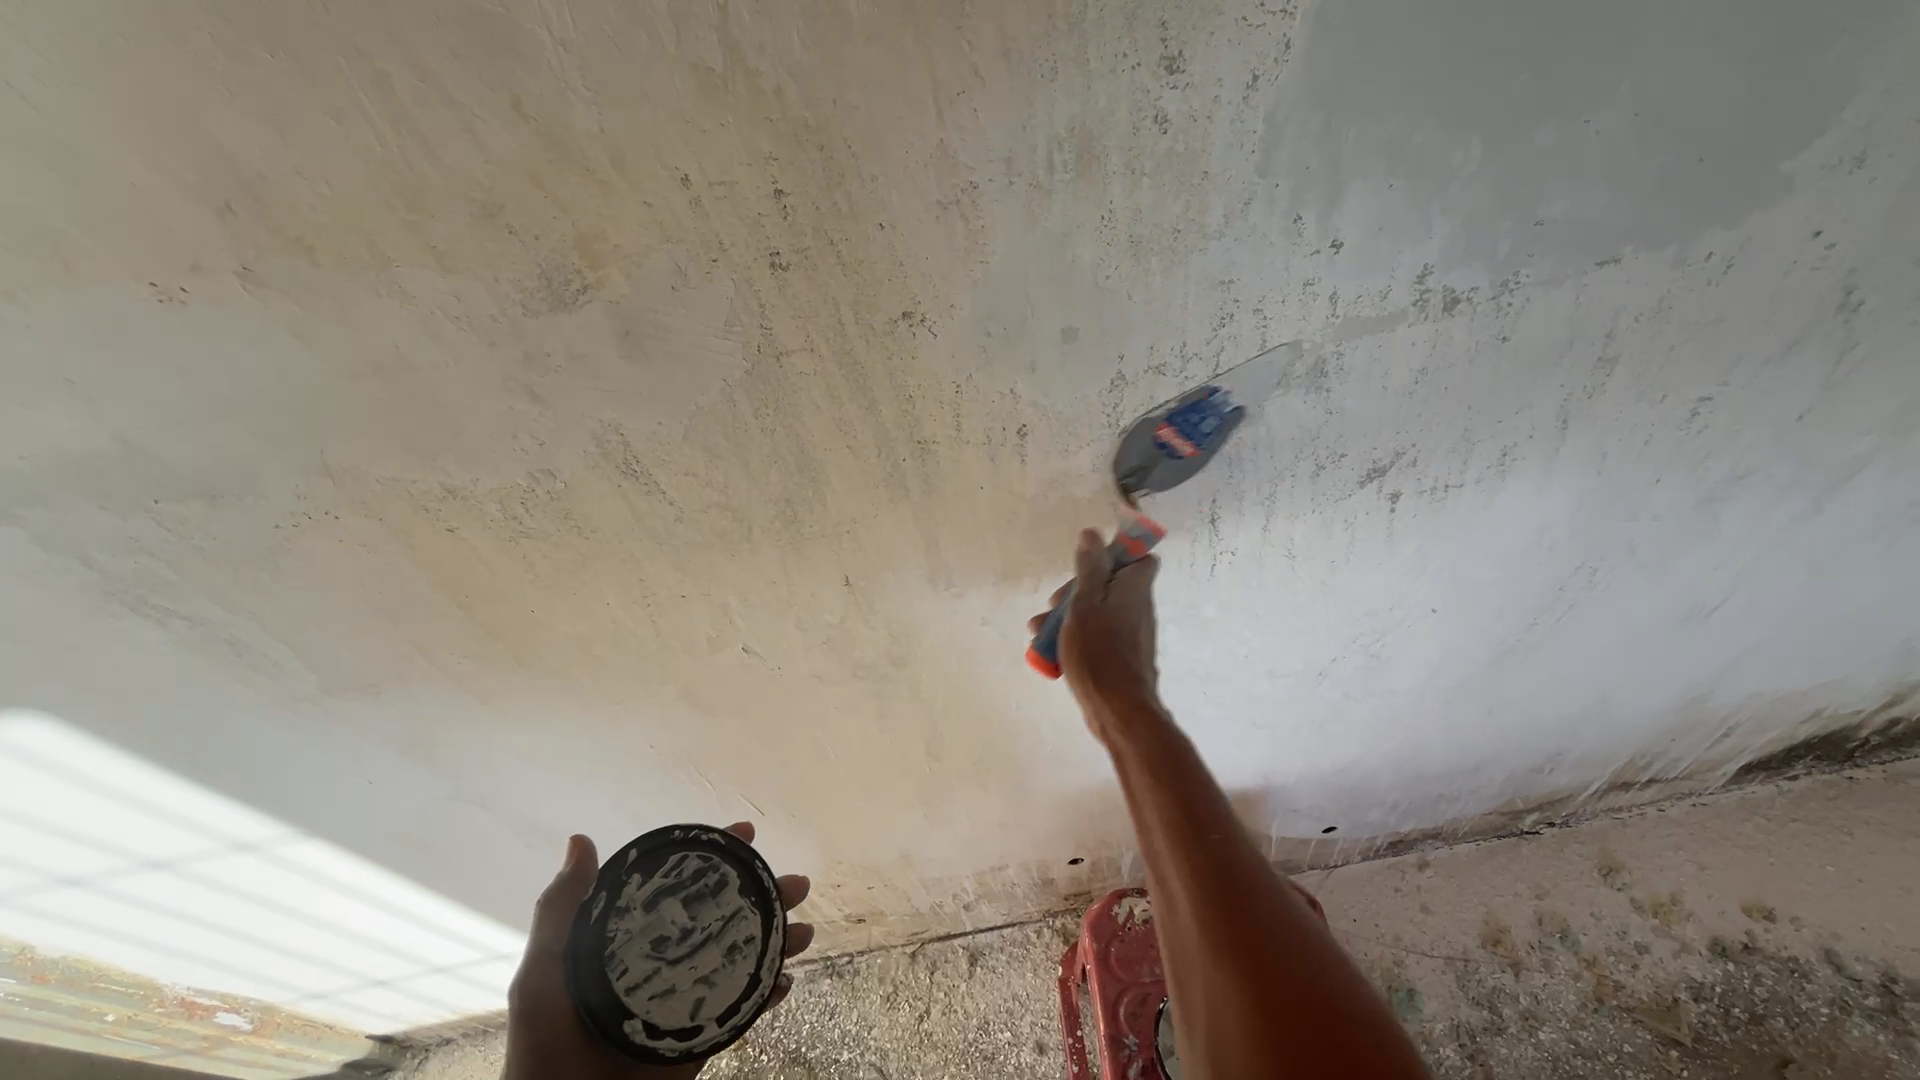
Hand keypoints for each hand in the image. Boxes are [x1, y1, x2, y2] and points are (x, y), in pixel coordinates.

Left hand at [503, 823, 813, 1079]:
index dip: (717, 855)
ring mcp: (689, 1000)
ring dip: (780, 941)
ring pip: (747, 959)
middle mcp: (668, 962)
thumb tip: (580, 840)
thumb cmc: (544, 1049)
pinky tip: (787, 981)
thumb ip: (560, 912)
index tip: (746, 832)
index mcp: (634, 940)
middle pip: (728, 918)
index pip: (683, 886)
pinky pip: (745, 1012)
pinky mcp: (702, 1041)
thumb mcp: (543, 975)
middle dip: (768, 896)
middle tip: (797, 883)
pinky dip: (770, 996)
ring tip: (805, 931)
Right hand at [1028, 527, 1162, 736]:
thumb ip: (1089, 568)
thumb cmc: (1098, 651)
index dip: (1116, 555)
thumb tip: (1093, 532)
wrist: (1117, 709)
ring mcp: (1130, 635)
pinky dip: (1076, 637)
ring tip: (1039, 631)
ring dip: (1068, 617)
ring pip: (1098, 612)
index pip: (1140, 559)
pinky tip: (1051, 651)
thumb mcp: (1084, 604)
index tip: (1087, 564)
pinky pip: (1097, 636)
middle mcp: (1137, 608)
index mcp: (1133, 589)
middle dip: (1075, 591)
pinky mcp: (1121, 657)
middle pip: (1108, 585)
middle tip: (1053, 605)